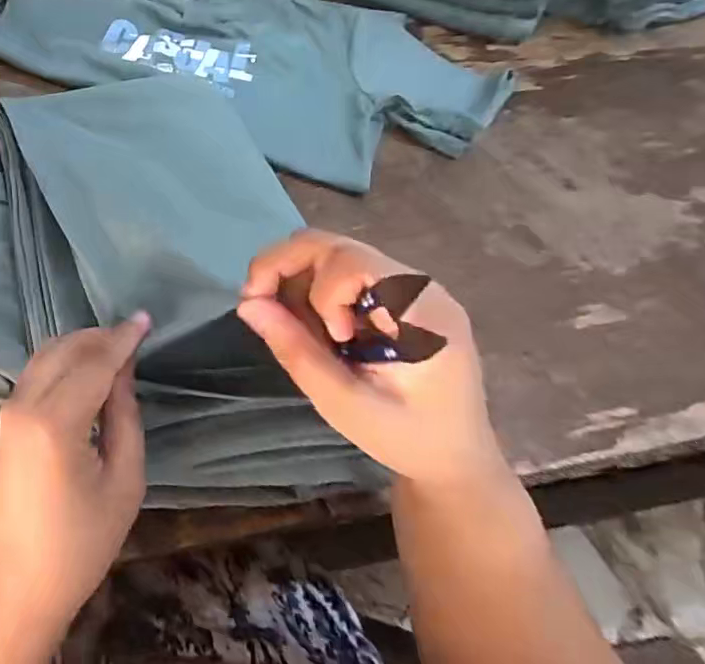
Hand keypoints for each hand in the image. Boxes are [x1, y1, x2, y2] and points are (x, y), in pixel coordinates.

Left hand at [0, 312, 151, 651]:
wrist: (17, 582)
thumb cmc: (80, 542)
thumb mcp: (123, 482)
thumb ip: (125, 417)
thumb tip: (124, 371)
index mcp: (56, 421)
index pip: (95, 362)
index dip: (122, 338)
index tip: (146, 318)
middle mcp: (25, 403)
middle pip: (66, 348)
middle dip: (101, 336)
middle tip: (134, 334)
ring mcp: (9, 409)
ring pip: (46, 354)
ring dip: (80, 344)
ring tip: (114, 347)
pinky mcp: (4, 419)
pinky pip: (35, 371)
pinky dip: (62, 358)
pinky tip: (84, 367)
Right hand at [237, 229, 505, 489]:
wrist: (457, 459)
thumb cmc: (406, 439)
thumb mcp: (344, 405)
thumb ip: (297, 352)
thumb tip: (247, 305)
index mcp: (421, 313)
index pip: (353, 260)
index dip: (319, 288)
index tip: (326, 339)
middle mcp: (419, 285)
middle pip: (336, 245)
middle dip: (285, 266)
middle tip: (257, 302)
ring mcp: (410, 285)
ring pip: (333, 250)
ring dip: (296, 276)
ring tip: (290, 321)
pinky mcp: (398, 291)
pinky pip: (344, 268)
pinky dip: (312, 285)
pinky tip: (313, 323)